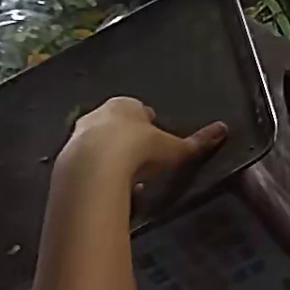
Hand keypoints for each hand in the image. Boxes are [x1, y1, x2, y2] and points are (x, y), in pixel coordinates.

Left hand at [56, 97, 226, 183]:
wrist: (94, 168)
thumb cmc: (140, 149)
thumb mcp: (177, 148)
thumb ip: (199, 140)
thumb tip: (223, 128)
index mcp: (126, 105)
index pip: (141, 110)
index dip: (151, 125)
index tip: (158, 139)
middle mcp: (99, 114)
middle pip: (118, 125)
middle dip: (129, 138)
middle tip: (145, 157)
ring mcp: (78, 134)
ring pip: (100, 143)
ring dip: (112, 155)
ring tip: (129, 175)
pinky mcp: (66, 156)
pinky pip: (88, 161)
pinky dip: (99, 170)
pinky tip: (112, 184)